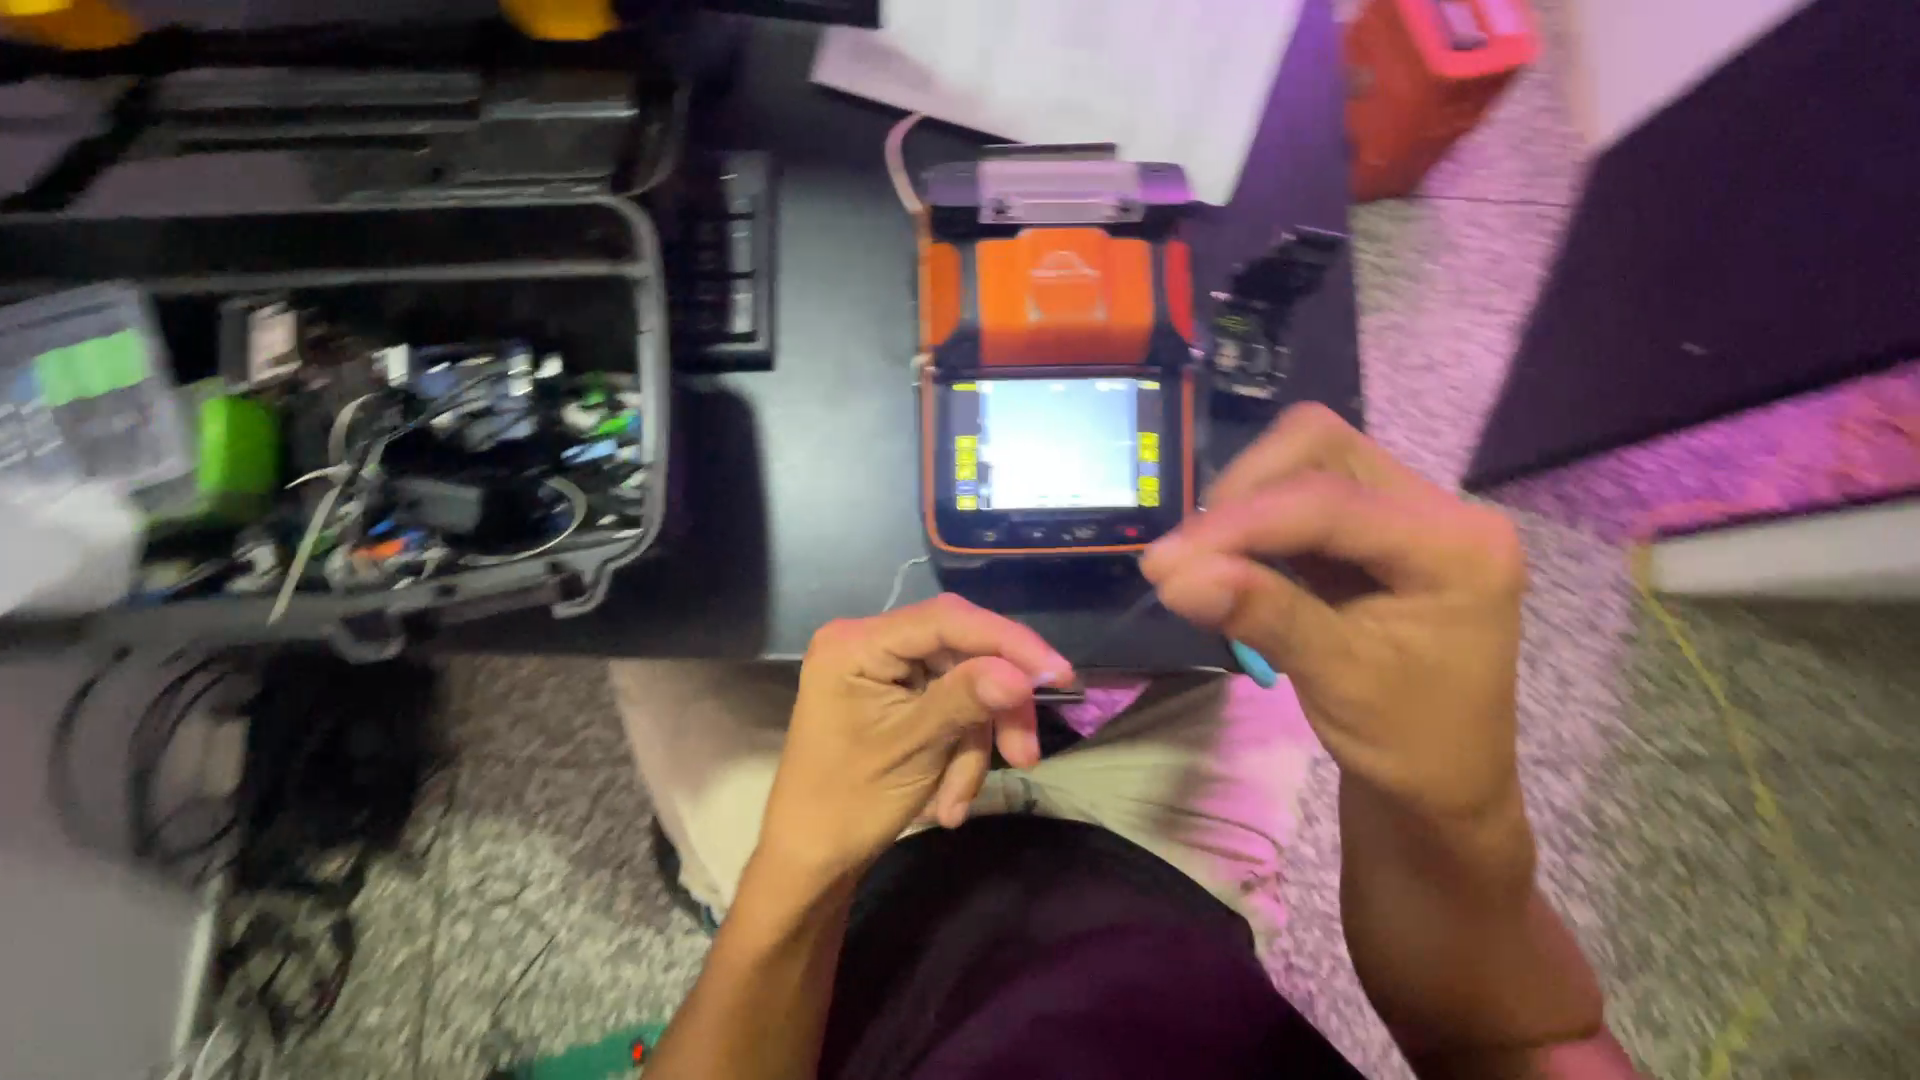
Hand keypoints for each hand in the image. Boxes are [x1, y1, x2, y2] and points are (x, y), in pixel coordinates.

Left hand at [757, 594, 1071, 884]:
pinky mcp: (896, 695)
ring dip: (972, 747)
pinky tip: (946, 801)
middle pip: (961, 654)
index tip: (1058, 673)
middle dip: (993, 709)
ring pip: (962, 687)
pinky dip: (958, 752)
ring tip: (956, 803)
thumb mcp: (913, 748)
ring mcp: (883, 669)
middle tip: (1025, 754)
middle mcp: (869, 643)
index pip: (946, 620)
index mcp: (857, 643)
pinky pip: (948, 708)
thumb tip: (1023, 675)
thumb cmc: (848, 803)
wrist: (810, 859)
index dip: (1008, 642)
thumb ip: (966, 701)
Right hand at [1141, 404, 1526, 819]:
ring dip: (1244, 503)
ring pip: (1306, 462)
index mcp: (1456, 547)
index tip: (1166, 563)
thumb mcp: (1339, 680)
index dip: (1242, 523)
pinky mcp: (1368, 530)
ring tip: (1200, 559)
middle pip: (1322, 448)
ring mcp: (1402, 514)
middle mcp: (1436, 511)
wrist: (1441, 780)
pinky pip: (1299, 495)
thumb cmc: (1409, 741)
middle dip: (1245, 492)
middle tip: (1190, 554)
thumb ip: (1263, 615)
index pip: (1332, 502)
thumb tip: (1175, 576)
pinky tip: (1227, 559)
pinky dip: (1253, 521)